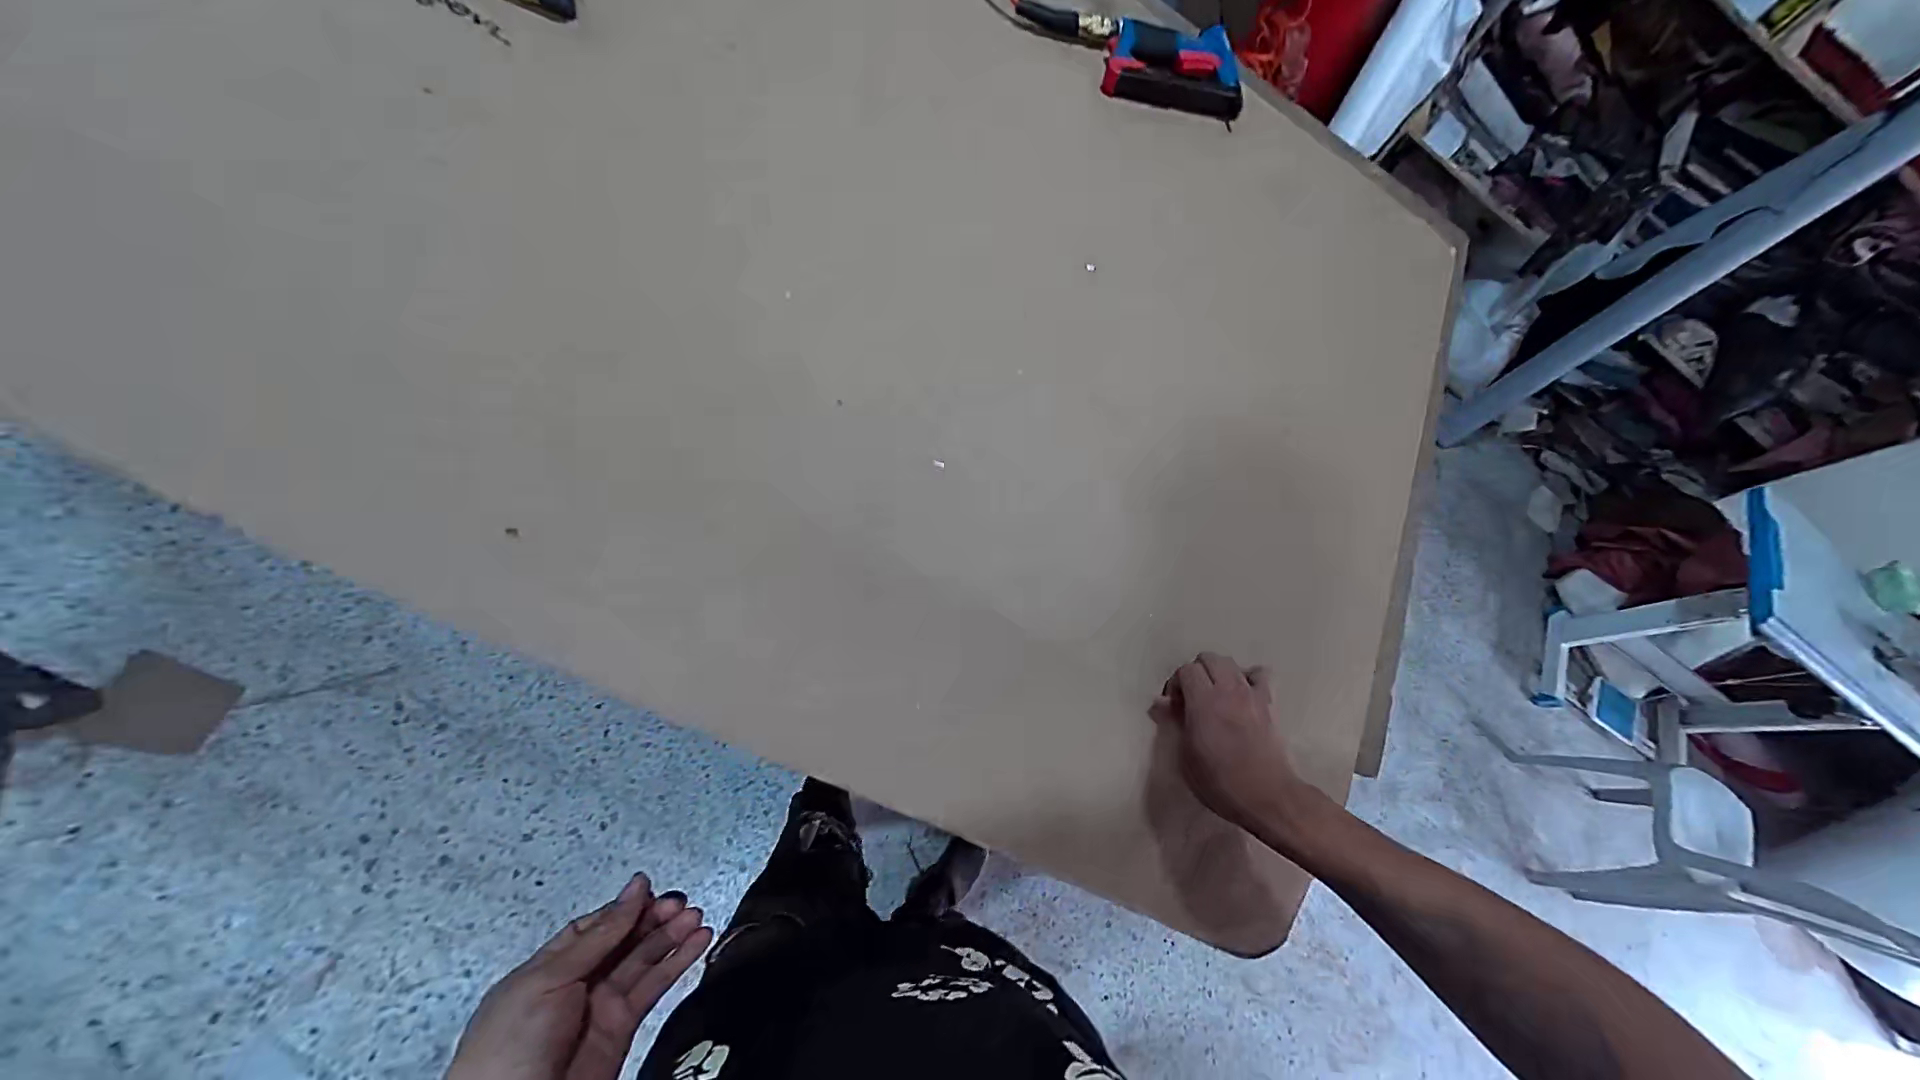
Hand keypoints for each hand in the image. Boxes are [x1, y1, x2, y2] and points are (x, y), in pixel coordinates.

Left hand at [447, 873, 713, 1079]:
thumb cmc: (502, 1058)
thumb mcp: (548, 981)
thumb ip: (598, 937)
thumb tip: (632, 893)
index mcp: (546, 969)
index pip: (595, 927)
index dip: (624, 907)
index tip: (650, 889)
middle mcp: (574, 986)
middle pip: (624, 940)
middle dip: (653, 917)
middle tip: (678, 903)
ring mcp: (598, 1008)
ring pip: (644, 961)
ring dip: (672, 935)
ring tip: (695, 917)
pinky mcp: (621, 1030)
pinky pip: (655, 988)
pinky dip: (679, 963)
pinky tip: (696, 944)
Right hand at [1150, 652, 1315, 830]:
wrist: (1267, 797)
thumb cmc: (1219, 782)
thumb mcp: (1185, 756)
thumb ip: (1173, 722)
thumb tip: (1159, 703)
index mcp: (1203, 702)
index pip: (1186, 670)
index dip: (1176, 684)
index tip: (1175, 706)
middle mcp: (1228, 690)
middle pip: (1208, 658)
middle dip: (1196, 673)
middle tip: (1192, 698)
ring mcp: (1252, 694)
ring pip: (1232, 663)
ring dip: (1220, 673)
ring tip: (1216, 696)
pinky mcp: (1270, 704)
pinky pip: (1260, 675)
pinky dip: (1249, 678)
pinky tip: (1244, 696)